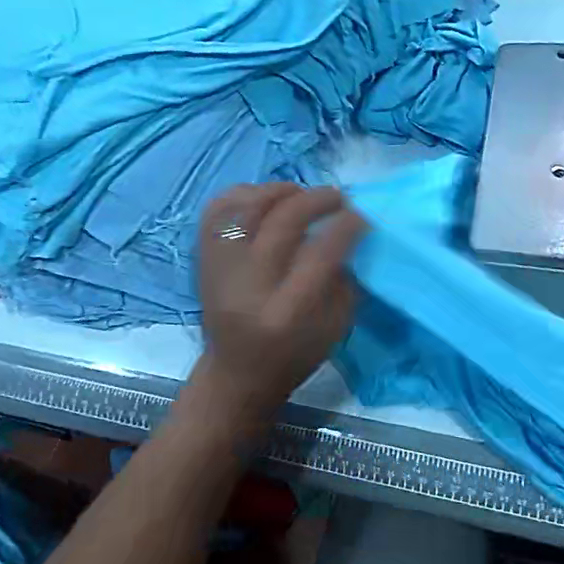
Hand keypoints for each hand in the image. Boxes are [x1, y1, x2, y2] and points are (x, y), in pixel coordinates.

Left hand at [188, 183, 366, 439]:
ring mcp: (219, 270)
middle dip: (317, 200)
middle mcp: (249, 286)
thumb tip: (349, 231)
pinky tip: (266, 198)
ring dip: (279, 191)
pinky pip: (217, 211)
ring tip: (301, 194)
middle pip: (282, 223)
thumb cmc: (295, 353)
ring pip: (245, 208)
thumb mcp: (335, 325)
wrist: (236, 372)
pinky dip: (243, 195)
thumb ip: (344, 277)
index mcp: (287, 313)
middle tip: (337, 198)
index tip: (360, 217)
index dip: (345, 227)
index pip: (319, 254)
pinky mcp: (203, 260)